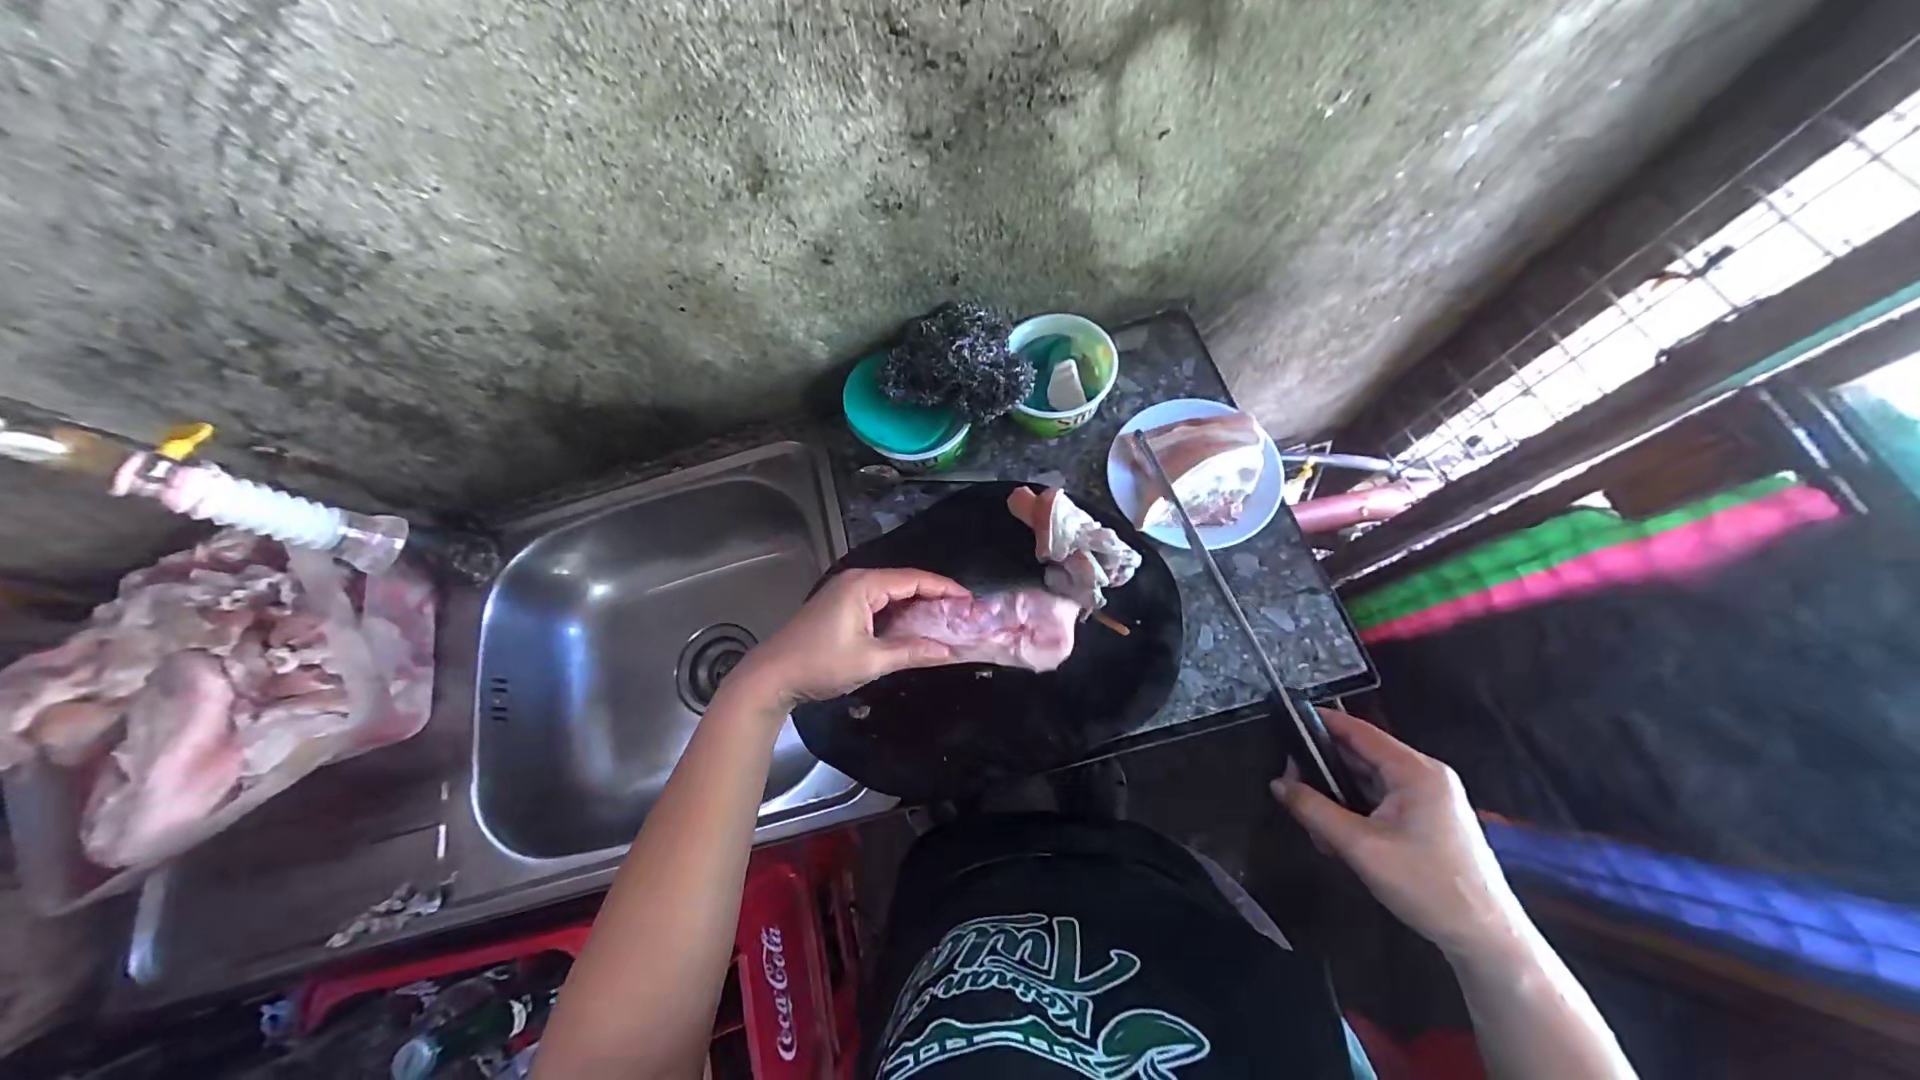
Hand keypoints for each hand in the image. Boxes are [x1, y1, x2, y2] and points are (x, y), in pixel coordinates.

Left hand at [725, 568, 969, 711]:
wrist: (772, 677)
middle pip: (905, 583)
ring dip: (918, 606)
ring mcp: (846, 593)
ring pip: (892, 593)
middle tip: (964, 613)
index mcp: (863, 585)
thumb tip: (948, 651)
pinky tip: (916, 626)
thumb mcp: (871, 661)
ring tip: (947, 619)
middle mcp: (856, 581)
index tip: (971, 601)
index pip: (914, 579)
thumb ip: (912, 651)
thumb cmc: (820, 664)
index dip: (945, 589)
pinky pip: (879, 603)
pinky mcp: (841, 607)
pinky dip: (900, 613)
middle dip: (935, 596)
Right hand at [1270, 709, 1525, 956]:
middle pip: (1358, 755)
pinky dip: (1354, 811)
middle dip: (1322, 771)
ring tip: (1316, 824)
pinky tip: (1339, 837)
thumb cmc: (1431, 888)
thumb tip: (1280, 785)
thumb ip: (1313, 810)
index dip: (1319, 722)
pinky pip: (1379, 800)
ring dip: (1336, 797)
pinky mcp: (1426, 818)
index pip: (1357, 729)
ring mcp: (1428, 798)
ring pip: (1365, 780)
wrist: (1486, 939)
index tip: (1287, 723)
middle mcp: (1425, 776)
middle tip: (1293, 789)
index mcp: (1416, 772)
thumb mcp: (1359, 847)